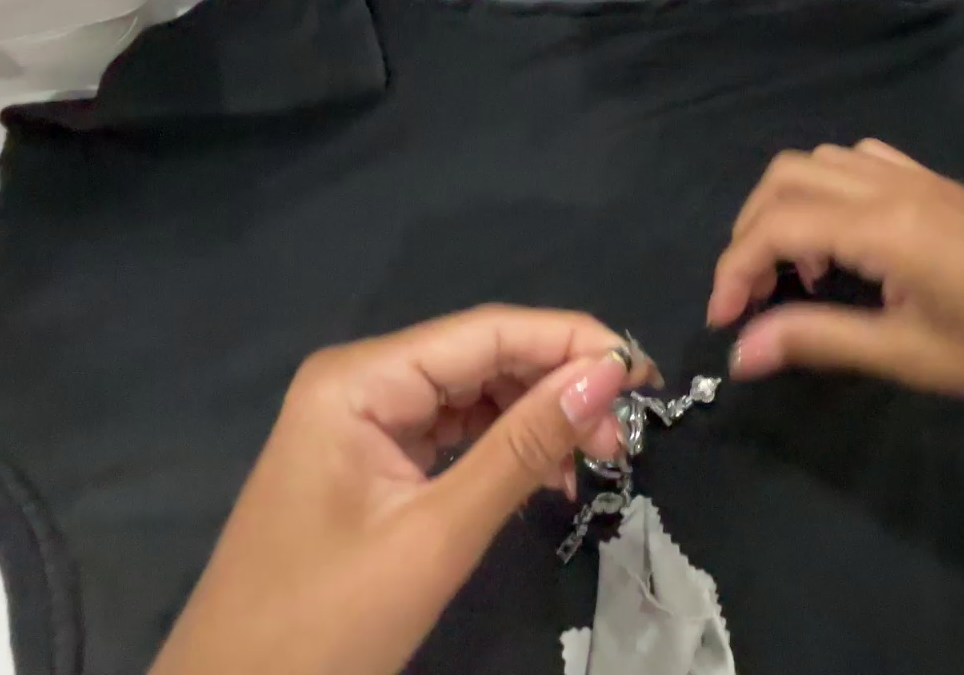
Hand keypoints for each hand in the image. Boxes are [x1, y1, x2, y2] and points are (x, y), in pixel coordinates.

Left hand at [149, 305, 658, 674]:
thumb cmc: (322, 633)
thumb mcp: (438, 535)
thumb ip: (526, 445)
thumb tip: (610, 372)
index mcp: (362, 377)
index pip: (489, 331)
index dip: (571, 340)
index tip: (642, 372)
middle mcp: (364, 378)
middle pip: (485, 357)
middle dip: (559, 386)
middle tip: (624, 432)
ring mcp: (367, 417)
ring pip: (477, 392)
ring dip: (540, 418)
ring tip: (597, 457)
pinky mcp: (375, 455)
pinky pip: (458, 430)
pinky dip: (508, 447)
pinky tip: (549, 475)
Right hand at [708, 140, 963, 423]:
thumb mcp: (913, 357)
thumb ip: (819, 341)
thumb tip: (740, 353)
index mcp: (885, 225)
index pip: (777, 226)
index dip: (735, 270)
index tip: (724, 322)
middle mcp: (892, 184)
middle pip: (785, 178)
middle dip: (750, 234)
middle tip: (752, 297)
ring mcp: (917, 177)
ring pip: (818, 164)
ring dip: (785, 210)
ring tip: (799, 276)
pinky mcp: (935, 185)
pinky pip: (856, 164)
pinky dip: (824, 195)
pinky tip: (842, 245)